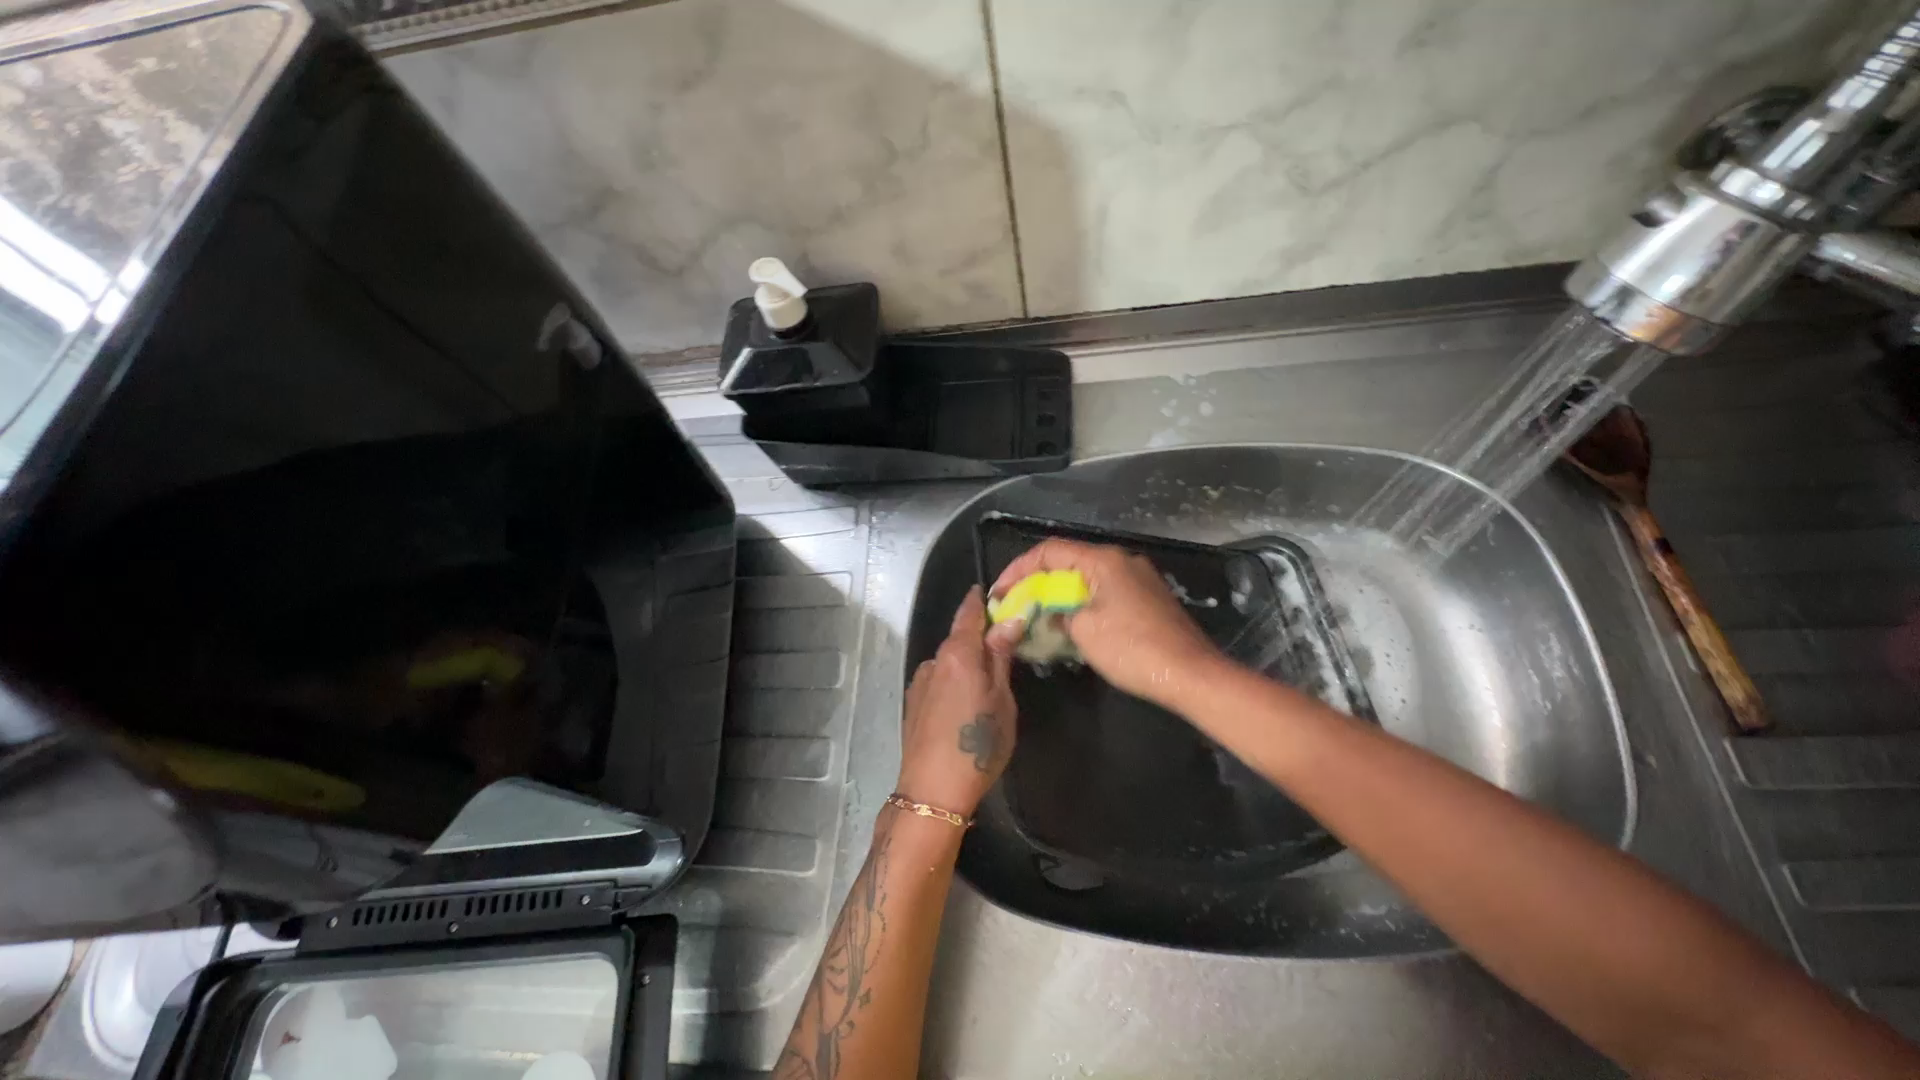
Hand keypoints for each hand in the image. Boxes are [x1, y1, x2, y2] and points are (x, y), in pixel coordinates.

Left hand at [897, 586, 1018, 815]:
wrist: (933, 790)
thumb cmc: (977, 745)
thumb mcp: (1002, 701)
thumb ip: (1001, 658)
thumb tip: (1009, 619)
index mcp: (958, 654)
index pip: (969, 613)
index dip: (983, 600)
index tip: (998, 593)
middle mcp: (934, 661)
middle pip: (960, 639)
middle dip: (981, 639)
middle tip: (1008, 648)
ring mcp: (920, 684)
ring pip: (949, 663)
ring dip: (967, 665)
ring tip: (988, 687)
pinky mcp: (913, 705)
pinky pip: (939, 682)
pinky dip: (954, 683)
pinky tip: (966, 706)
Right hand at [991, 538, 1230, 710]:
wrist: (1191, 674)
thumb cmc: (1133, 649)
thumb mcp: (1084, 632)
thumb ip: (1058, 614)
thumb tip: (1051, 613)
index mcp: (1104, 561)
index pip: (1049, 551)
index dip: (1019, 569)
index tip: (1001, 593)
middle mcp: (1121, 562)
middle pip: (1068, 562)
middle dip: (1037, 583)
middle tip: (1015, 606)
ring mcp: (1138, 580)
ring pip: (1086, 579)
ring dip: (1059, 596)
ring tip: (1036, 618)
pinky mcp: (1147, 600)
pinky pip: (1104, 593)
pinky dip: (1081, 605)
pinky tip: (1070, 626)